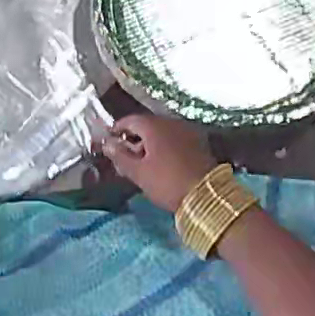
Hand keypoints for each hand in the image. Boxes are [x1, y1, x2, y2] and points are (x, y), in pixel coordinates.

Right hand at [98, 114, 217, 212]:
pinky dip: (165, 146)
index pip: (130, 120)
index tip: (110, 141)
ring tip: (142, 162)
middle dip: (134, 138)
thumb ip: (120, 156)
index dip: (117, 129)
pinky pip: (175, 139)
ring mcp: (187, 131)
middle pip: (147, 125)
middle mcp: (171, 123)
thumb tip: (107, 144)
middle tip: (124, 155)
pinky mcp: (199, 142)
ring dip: (150, 143)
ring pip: (162, 132)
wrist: (207, 196)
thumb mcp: (139, 172)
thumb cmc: (167, 183)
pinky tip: (161, 162)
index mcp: (154, 126)